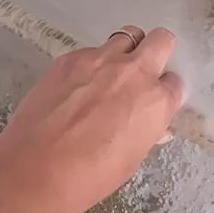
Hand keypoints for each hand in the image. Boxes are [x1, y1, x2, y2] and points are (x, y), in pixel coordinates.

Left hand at [0, 26, 186, 212]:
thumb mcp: (131, 159)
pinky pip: (91, 51)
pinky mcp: (72, 57)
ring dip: (124, 52)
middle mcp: (135, 72)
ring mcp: (102, 59)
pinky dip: (90, 64)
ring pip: (126, 36)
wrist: (37, 169)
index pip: (176, 82)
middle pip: (162, 39)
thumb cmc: (91, 176)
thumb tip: (156, 126)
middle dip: (157, 51)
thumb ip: (147, 132)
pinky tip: (75, 87)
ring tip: (108, 74)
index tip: (154, 101)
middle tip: (142, 71)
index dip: (165, 91)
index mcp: (156, 101)